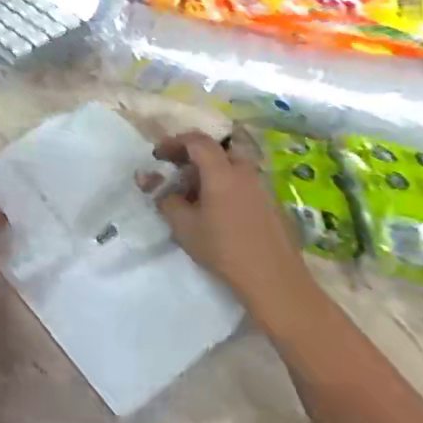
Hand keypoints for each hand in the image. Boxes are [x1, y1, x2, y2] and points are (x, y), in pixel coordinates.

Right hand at [147, 133, 314, 315]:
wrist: (275, 281)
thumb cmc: (222, 248)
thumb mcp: (181, 223)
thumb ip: (163, 195)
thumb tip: (147, 177)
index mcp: (222, 174)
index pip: (198, 141)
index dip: (174, 142)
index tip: (158, 156)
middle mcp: (246, 175)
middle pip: (220, 151)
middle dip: (194, 155)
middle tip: (175, 171)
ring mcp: (263, 190)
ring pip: (234, 167)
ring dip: (210, 171)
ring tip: (192, 193)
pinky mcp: (272, 206)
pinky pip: (244, 184)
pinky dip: (225, 185)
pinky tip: (215, 210)